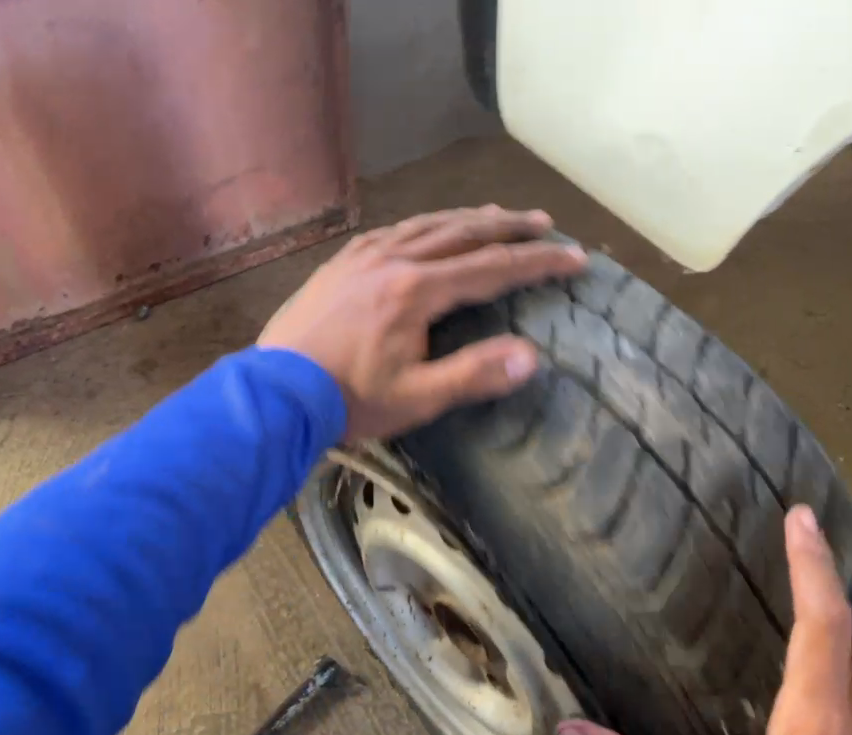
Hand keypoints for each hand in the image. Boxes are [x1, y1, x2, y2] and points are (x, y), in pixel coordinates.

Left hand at [259, 206, 587, 441]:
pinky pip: (392, 231)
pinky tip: (428, 228)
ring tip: (496, 216)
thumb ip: (474, 375)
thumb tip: (532, 357)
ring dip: (468, 218)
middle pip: (463, 233)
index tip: (575, 258)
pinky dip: (423, 225)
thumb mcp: (416, 399)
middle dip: (508, 227)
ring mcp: (363, 257)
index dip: (538, 263)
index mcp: (417, 291)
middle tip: (544, 223)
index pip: (493, 268)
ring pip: (427, 225)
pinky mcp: (341, 263)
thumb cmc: (349, 401)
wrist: (276, 392)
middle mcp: (394, 260)